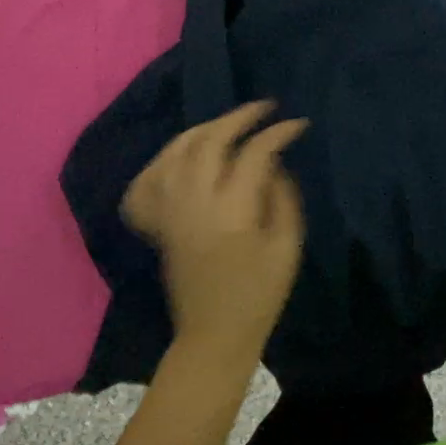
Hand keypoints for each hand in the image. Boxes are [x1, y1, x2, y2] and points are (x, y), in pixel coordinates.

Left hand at [121, 101, 306, 349]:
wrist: (214, 336)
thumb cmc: (260, 293)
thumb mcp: (287, 244)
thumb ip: (283, 196)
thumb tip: (274, 163)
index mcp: (232, 210)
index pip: (254, 153)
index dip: (278, 132)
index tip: (299, 124)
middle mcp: (193, 203)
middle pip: (209, 142)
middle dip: (238, 117)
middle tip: (264, 108)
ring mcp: (169, 212)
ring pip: (175, 152)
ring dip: (202, 130)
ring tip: (227, 123)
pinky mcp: (158, 225)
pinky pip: (147, 182)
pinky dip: (161, 161)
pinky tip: (181, 156)